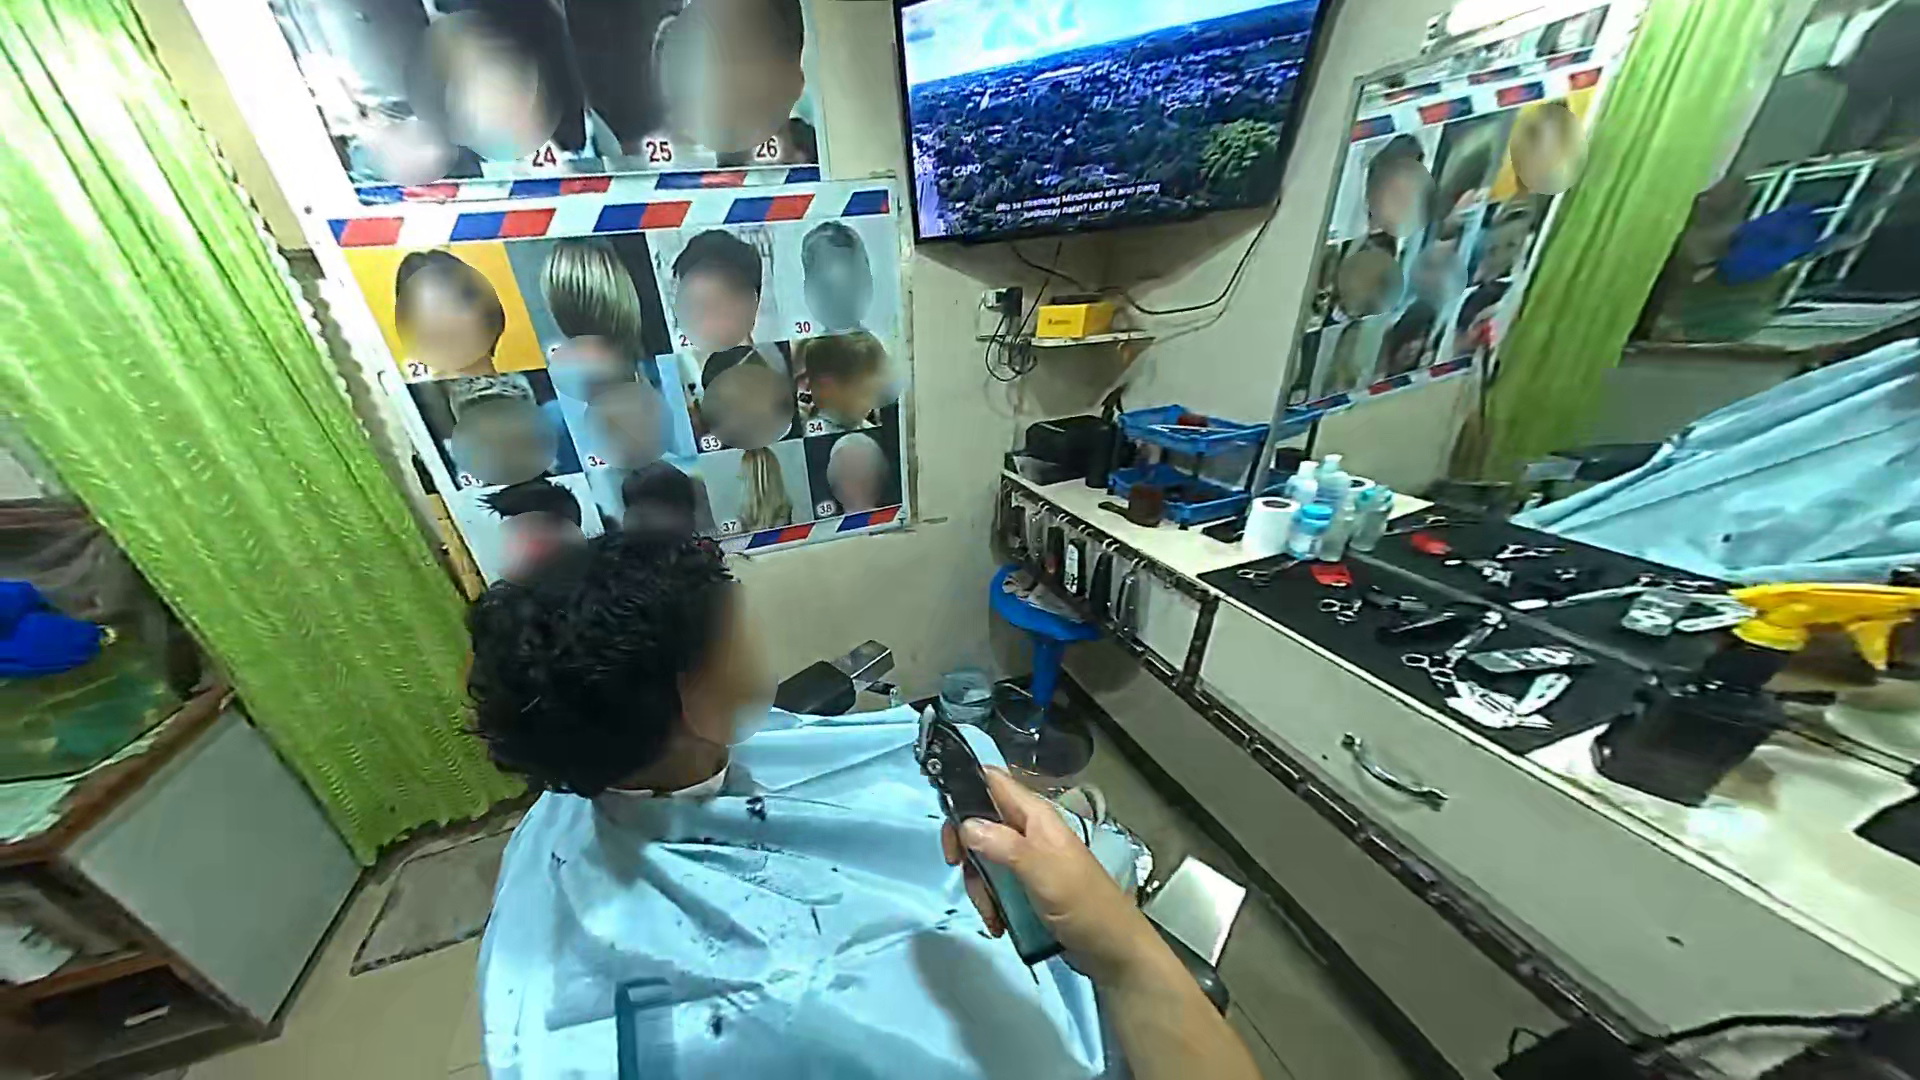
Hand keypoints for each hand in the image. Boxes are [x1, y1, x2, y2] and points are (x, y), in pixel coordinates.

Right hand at [941, 766, 1158, 983]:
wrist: (1113, 950)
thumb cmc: (1082, 902)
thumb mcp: (1041, 871)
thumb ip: (1003, 845)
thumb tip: (965, 824)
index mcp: (1033, 814)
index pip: (992, 781)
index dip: (965, 786)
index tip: (944, 813)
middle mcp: (1027, 828)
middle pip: (980, 820)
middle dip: (966, 846)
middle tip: (958, 867)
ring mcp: (1026, 857)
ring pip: (983, 855)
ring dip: (978, 883)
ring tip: (990, 912)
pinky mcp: (1025, 884)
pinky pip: (994, 883)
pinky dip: (990, 901)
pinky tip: (998, 922)